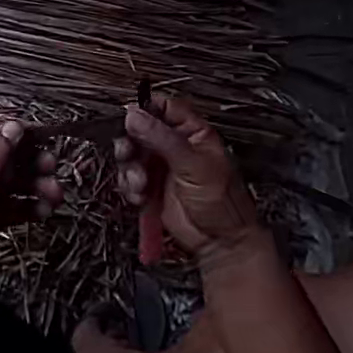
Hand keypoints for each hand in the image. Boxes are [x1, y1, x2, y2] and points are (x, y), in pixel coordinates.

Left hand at [0, 121, 60, 295]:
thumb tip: (14, 125)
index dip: (20, 135)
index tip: (48, 138)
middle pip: (6, 160)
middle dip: (31, 163)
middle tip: (54, 168)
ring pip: (11, 184)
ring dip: (34, 187)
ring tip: (57, 196)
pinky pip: (10, 207)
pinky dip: (27, 207)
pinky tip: (44, 212)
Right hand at [117, 94, 260, 264]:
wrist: (221, 244)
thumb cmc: (224, 203)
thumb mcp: (193, 164)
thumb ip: (161, 138)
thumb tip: (135, 115)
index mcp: (192, 132)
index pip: (163, 108)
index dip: (144, 110)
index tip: (130, 117)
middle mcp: (174, 146)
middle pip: (140, 130)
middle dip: (130, 142)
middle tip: (128, 152)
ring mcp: (161, 167)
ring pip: (132, 154)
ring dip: (130, 169)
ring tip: (140, 182)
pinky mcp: (151, 188)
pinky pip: (129, 178)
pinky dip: (130, 187)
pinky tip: (141, 196)